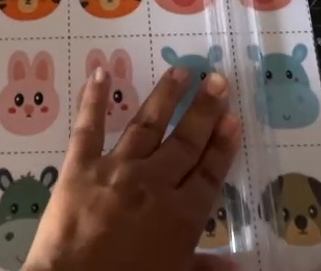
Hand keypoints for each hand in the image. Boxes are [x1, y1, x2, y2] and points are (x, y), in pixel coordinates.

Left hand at [26, 62, 242, 270]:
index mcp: (179, 217)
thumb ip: (205, 269)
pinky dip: (94, 98)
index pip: (207, 174)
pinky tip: (101, 71)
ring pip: (147, 124)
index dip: (221, 145)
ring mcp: (117, 169)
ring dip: (165, 96)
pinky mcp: (81, 165)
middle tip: (216, 78)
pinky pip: (89, 126)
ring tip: (180, 70)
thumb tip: (240, 266)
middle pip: (184, 142)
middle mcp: (153, 183)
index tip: (233, 117)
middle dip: (203, 110)